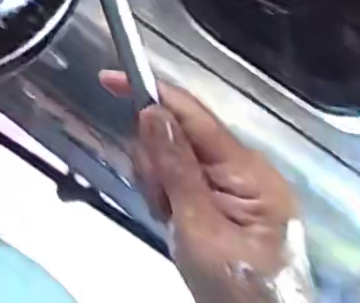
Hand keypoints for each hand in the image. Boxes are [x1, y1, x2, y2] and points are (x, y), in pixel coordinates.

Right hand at [102, 71, 306, 302]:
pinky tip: (174, 218)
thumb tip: (152, 112)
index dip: (150, 92)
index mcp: (250, 173)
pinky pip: (181, 174)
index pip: (192, 114)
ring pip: (173, 153)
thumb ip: (176, 168)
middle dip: (154, 158)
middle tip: (159, 199)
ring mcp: (239, 186)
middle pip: (177, 132)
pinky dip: (166, 191)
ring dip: (158, 179)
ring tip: (170, 217)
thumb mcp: (200, 229)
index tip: (109, 78)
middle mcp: (247, 171)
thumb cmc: (239, 289)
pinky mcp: (228, 200)